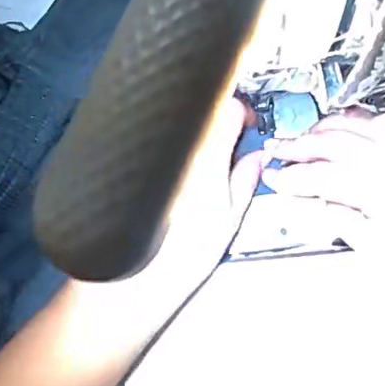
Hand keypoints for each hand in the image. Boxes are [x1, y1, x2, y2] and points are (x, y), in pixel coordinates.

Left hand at [75, 96, 265, 327]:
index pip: (227, 108)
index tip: (243, 123)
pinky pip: (150, 139)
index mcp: (207, 158)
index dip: (239, 111)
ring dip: (188, 130)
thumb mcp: (229, 221)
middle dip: (213, 119)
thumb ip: (245, 181)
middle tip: (222, 139)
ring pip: (173, 123)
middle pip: (200, 111)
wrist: (136, 277)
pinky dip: (162, 144)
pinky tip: (165, 166)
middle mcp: (176, 148)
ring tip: (193, 155)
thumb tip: (257, 157)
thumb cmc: (183, 256)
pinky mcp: (127, 159)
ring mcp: (150, 153)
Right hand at [261, 102, 384, 303]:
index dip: (290, 178)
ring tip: (308, 135)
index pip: (318, 175)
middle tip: (277, 150)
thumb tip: (320, 202)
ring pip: (358, 119)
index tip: (273, 178)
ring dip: (327, 126)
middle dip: (298, 145)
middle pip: (332, 139)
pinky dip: (373, 111)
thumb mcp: (382, 251)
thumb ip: (343, 220)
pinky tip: (361, 116)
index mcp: (380, 185)